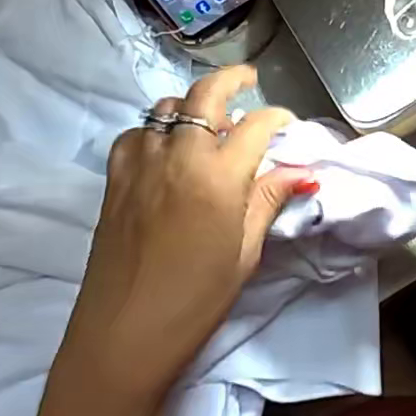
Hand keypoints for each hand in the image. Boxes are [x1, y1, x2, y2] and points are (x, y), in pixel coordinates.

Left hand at [60, 66, 316, 400]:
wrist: (124, 335)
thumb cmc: (196, 299)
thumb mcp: (244, 252)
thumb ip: (267, 200)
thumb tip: (300, 172)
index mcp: (218, 176)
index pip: (256, 126)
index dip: (277, 118)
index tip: (286, 124)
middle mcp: (178, 156)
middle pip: (205, 95)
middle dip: (232, 79)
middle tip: (249, 80)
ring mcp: (141, 163)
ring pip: (166, 108)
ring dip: (192, 106)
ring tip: (208, 123)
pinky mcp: (115, 179)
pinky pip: (135, 134)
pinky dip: (154, 130)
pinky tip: (165, 150)